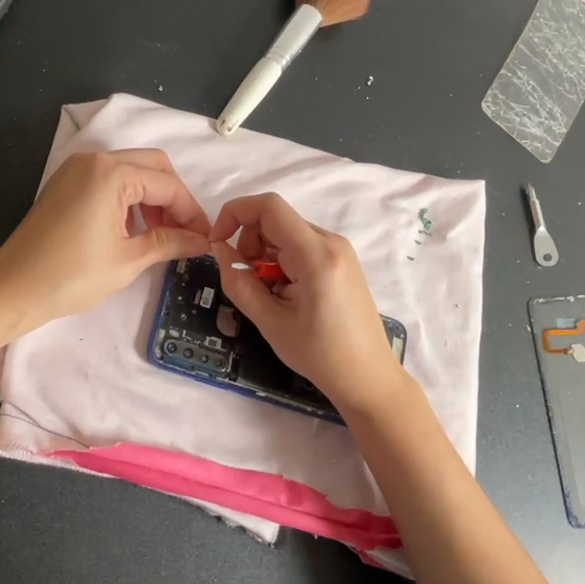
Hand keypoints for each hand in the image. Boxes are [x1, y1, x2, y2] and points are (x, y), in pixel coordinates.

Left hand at [0, 149, 210, 332]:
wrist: (12, 289)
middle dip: (173, 199)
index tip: (206, 238)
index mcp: (111, 173)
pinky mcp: (64, 184)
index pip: (167, 184)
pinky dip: (128, 199)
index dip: (191, 212)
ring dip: (151, 199)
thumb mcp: (128, 260)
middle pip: (152, 166)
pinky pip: (108, 180)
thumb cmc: (70, 276)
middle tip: (185, 234)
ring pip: (131, 171)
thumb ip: (168, 242)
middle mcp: (93, 160)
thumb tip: (201, 241)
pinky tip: (133, 230)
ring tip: (161, 236)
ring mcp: (75, 170)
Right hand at [211, 193, 407, 412]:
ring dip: (265, 255)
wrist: (366, 375)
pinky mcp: (341, 260)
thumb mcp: (269, 322)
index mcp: (316, 254)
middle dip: (250, 242)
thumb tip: (219, 248)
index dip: (235, 214)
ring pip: (286, 233)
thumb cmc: (319, 354)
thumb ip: (239, 281)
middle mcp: (331, 242)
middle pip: (276, 219)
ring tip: (270, 295)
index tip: (218, 242)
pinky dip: (282, 262)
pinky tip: (286, 294)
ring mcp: (339, 249)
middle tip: (249, 282)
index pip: (269, 207)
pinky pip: (300, 245)